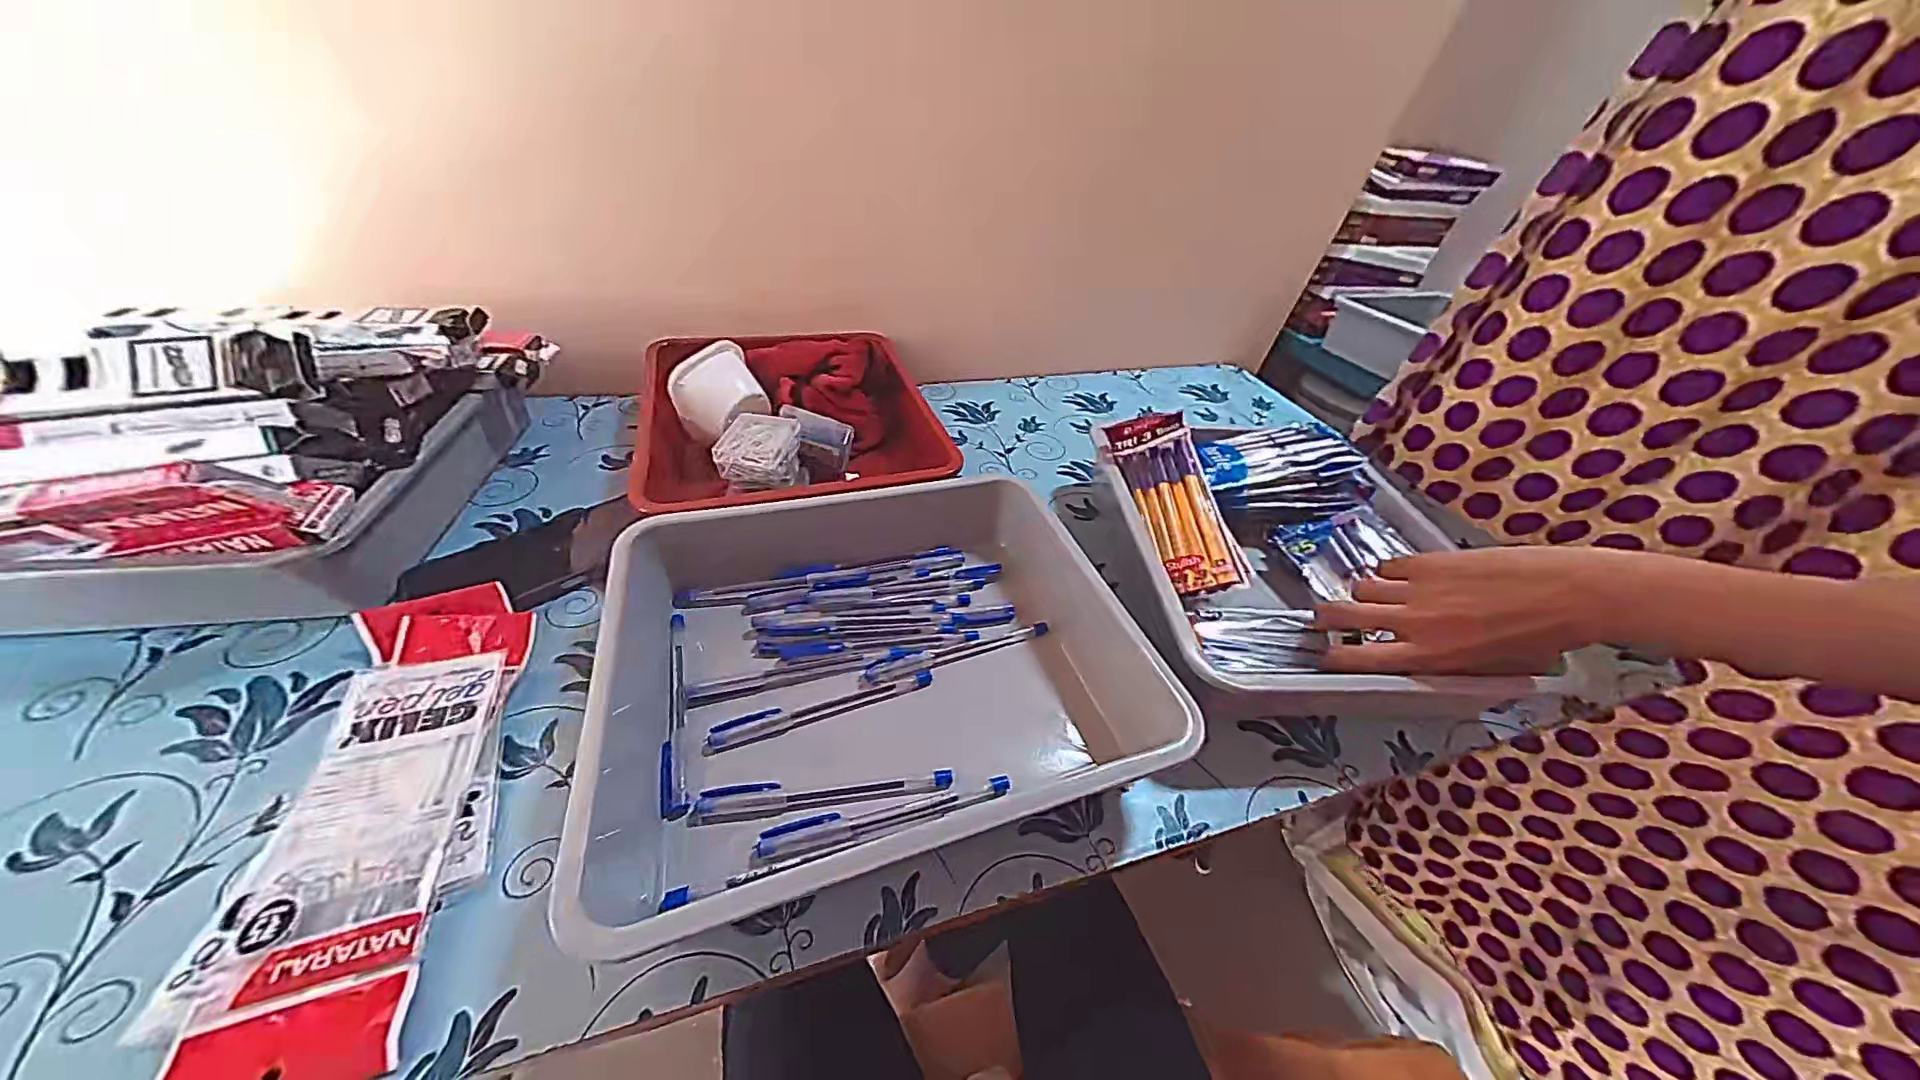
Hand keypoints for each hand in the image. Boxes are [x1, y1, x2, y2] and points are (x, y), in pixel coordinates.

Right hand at [1313, 546, 1642, 674]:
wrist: (1573, 595)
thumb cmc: (1541, 636)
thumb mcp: (1485, 666)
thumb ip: (1442, 663)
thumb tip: (1415, 657)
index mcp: (1428, 657)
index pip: (1358, 659)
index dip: (1332, 656)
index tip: (1324, 653)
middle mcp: (1414, 624)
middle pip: (1343, 616)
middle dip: (1326, 617)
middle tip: (1324, 617)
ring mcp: (1418, 590)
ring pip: (1362, 588)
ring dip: (1365, 593)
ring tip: (1376, 594)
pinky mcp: (1429, 562)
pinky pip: (1390, 566)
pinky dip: (1391, 572)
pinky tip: (1406, 576)